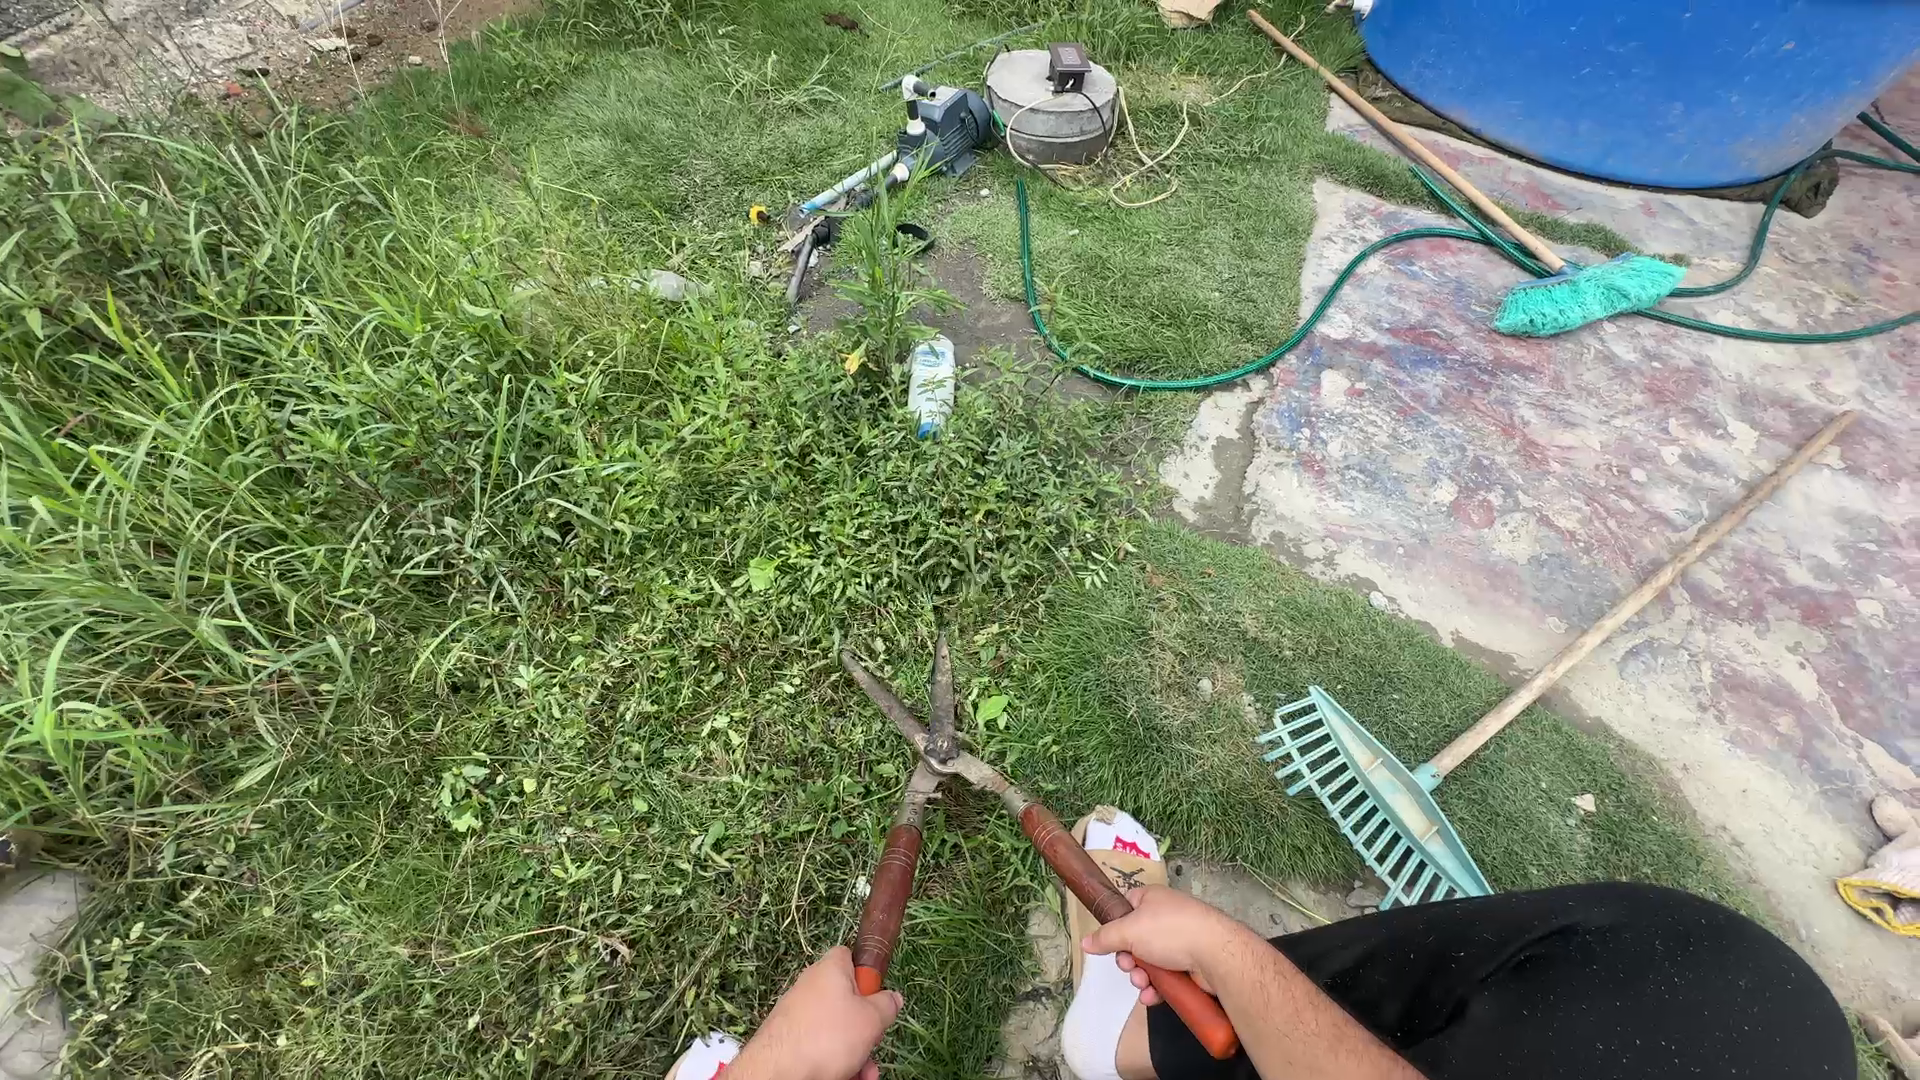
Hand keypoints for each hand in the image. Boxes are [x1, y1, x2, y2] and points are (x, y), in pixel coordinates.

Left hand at [727, 946, 903, 1079]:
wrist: (777, 1072)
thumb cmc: (829, 1036)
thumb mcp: (871, 1020)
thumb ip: (886, 1005)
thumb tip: (893, 997)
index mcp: (831, 968)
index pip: (850, 957)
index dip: (866, 975)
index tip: (875, 998)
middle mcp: (811, 985)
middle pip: (846, 1001)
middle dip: (864, 1029)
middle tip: (872, 1047)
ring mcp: (797, 1013)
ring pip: (834, 1030)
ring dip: (853, 1053)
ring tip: (864, 1075)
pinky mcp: (787, 1040)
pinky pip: (817, 1045)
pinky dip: (832, 1061)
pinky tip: (844, 1078)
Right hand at [1081, 886, 1253, 1004]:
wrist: (1215, 954)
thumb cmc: (1170, 931)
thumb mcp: (1129, 930)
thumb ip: (1105, 937)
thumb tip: (1085, 942)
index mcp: (1150, 899)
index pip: (1126, 907)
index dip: (1115, 926)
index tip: (1111, 942)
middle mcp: (1164, 917)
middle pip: (1135, 939)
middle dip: (1128, 958)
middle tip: (1129, 967)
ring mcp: (1178, 941)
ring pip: (1149, 961)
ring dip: (1141, 976)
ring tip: (1143, 984)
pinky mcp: (1189, 965)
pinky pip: (1165, 977)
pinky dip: (1156, 988)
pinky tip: (1152, 997)